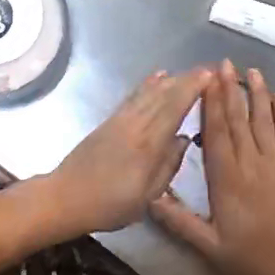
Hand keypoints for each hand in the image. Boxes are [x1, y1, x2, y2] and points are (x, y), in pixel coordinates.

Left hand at [46, 68, 212, 234]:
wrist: (65, 197)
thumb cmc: (109, 205)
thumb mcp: (146, 196)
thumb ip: (168, 165)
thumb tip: (185, 139)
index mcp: (147, 145)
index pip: (173, 109)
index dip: (192, 90)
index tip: (209, 76)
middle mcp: (134, 126)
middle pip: (162, 96)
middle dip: (185, 81)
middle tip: (207, 70)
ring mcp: (119, 121)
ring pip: (147, 94)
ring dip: (169, 80)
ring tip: (187, 72)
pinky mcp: (108, 122)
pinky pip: (132, 97)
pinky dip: (146, 85)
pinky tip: (156, 78)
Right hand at [150, 60, 274, 274]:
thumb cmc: (253, 259)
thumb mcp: (209, 246)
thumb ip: (179, 221)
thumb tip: (150, 198)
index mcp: (228, 178)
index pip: (217, 132)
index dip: (212, 103)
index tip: (206, 79)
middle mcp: (252, 164)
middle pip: (240, 120)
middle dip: (231, 89)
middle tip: (225, 63)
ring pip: (265, 122)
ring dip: (258, 95)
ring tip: (252, 71)